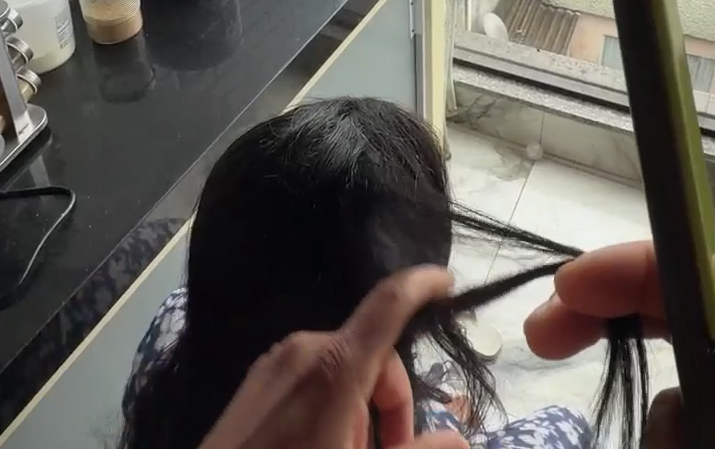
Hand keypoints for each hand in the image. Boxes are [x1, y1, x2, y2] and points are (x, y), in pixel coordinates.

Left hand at [197, 266, 467, 448]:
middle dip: (393, 404)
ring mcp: (274, 366)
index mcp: (334, 365)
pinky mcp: (254, 385)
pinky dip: (332, 409)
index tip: (450, 281)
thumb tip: (459, 441)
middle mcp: (304, 350)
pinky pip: (311, 381)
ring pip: (343, 371)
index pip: (388, 303)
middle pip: (372, 353)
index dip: (422, 284)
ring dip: (362, 414)